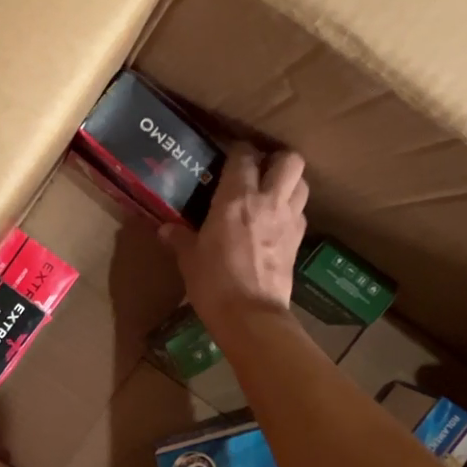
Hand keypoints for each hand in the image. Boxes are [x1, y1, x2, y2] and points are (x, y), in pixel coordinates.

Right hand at [159, 144, 309, 328]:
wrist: (250, 316)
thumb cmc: (214, 283)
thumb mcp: (189, 259)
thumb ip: (179, 238)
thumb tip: (165, 229)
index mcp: (236, 198)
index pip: (243, 156)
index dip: (238, 150)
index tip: (229, 154)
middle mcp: (268, 201)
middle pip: (289, 160)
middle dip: (276, 159)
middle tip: (259, 170)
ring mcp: (288, 220)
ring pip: (302, 183)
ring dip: (289, 183)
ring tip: (271, 194)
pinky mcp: (298, 241)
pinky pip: (300, 214)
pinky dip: (291, 212)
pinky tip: (275, 224)